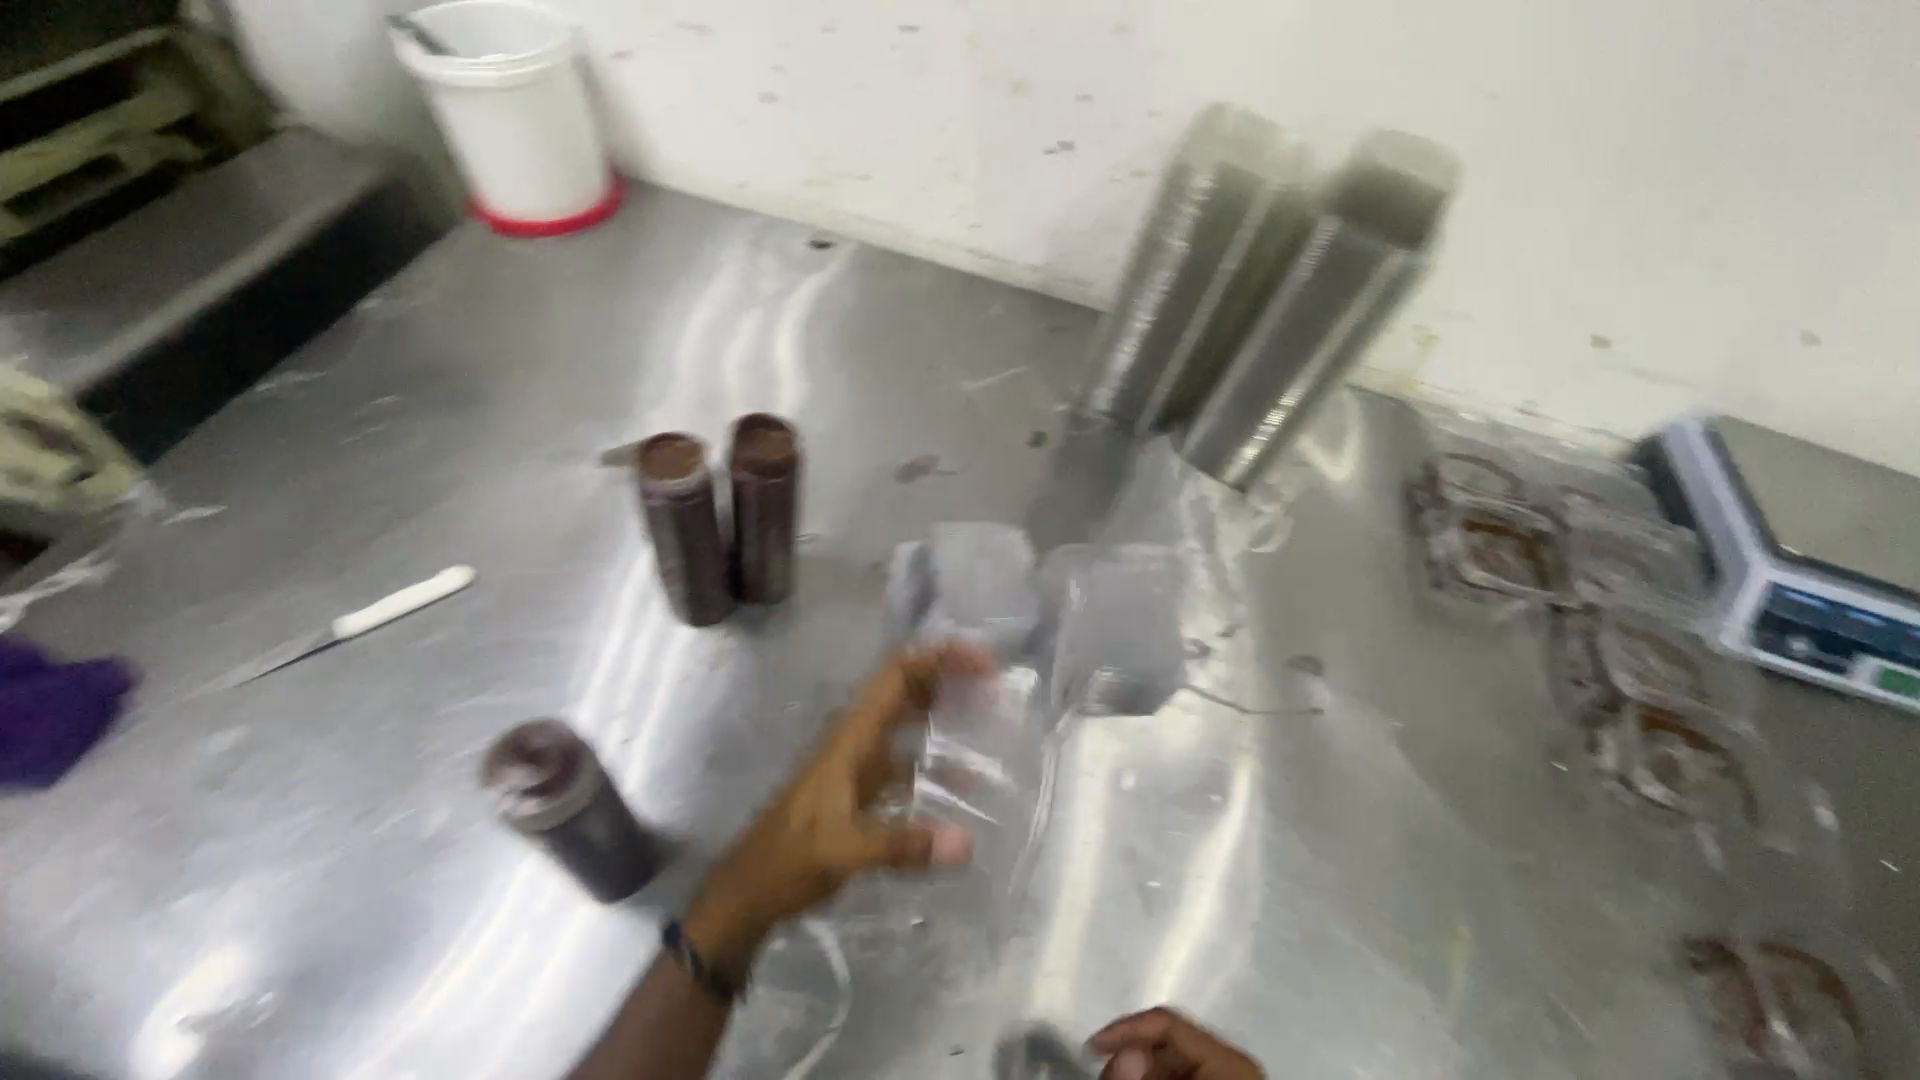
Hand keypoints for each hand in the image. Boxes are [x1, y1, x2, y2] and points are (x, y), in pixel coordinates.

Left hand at [682, 642, 988, 977]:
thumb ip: (904, 845)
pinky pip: (904, 764)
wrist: (747, 893)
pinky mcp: (860, 793)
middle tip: (996, 688)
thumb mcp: (844, 852)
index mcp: (850, 738)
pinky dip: (935, 765)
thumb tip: (967, 842)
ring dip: (944, 718)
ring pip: (907, 726)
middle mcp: (856, 741)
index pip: (896, 675)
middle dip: (949, 679)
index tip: (983, 662)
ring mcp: (857, 766)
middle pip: (905, 691)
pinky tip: (965, 785)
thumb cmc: (788, 861)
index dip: (938, 658)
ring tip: (990, 723)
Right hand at [1088, 1008, 1262, 1079]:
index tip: (1091, 1049)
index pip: (1167, 1023)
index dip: (1124, 1030)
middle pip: (1166, 1046)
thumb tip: (1120, 1053)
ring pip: (1170, 1067)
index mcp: (1229, 1060)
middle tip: (1105, 1078)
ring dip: (1140, 1076)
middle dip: (1130, 1061)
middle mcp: (1232, 1066)